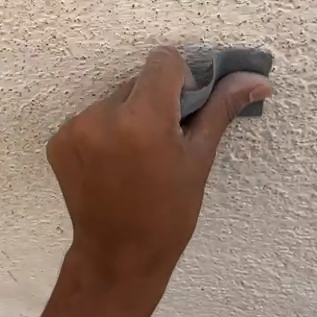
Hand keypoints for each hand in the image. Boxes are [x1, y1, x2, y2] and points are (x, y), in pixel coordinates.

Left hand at [45, 46, 272, 291]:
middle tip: (164, 140)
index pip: (163, 60)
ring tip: (137, 157)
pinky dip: (104, 132)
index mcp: (143, 119)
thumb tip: (257, 80)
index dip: (181, 77)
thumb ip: (222, 109)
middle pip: (138, 81)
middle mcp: (103, 117)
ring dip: (128, 116)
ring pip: (113, 99)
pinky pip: (89, 118)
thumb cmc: (167, 214)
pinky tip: (113, 164)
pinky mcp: (58, 140)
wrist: (118, 256)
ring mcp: (75, 128)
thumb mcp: (199, 159)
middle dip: (155, 101)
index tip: (185, 106)